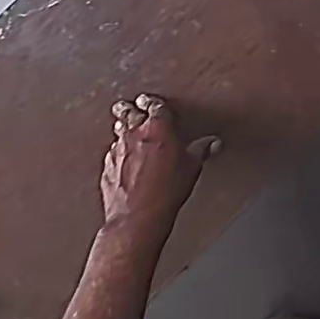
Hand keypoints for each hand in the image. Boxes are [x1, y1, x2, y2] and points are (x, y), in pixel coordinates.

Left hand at [100, 95, 219, 230]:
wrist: (137, 217)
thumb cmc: (166, 191)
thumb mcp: (192, 167)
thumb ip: (201, 150)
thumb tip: (212, 143)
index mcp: (158, 129)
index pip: (155, 106)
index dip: (152, 102)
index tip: (150, 100)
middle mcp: (135, 135)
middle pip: (129, 113)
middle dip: (129, 108)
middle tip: (129, 105)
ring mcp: (118, 151)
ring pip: (118, 132)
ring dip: (122, 128)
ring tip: (123, 125)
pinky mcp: (107, 168)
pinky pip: (112, 152)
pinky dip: (118, 150)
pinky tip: (121, 155)